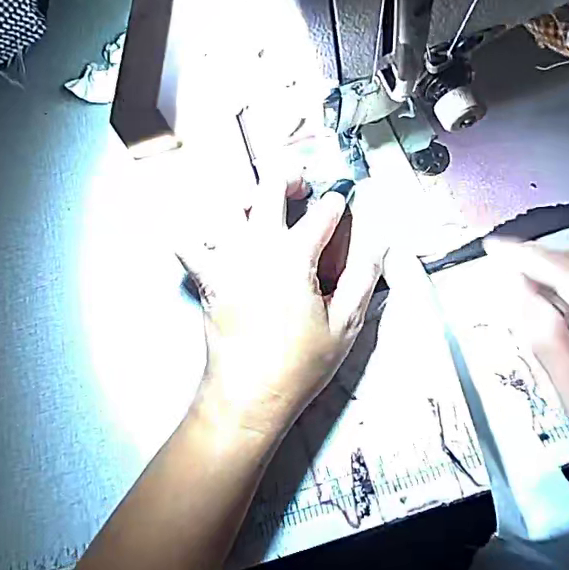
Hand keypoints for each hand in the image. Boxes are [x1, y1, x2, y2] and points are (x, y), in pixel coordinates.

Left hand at [182, 172, 384, 441]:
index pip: (321, 214)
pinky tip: (211, 238)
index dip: (335, 203)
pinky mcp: (206, 277)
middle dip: (286, 175)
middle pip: (267, 189)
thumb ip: (363, 279)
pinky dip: (196, 236)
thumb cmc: (296, 365)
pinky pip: (189, 244)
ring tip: (259, 207)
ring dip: (244, 199)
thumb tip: (379, 247)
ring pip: (227, 207)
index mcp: (295, 257)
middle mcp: (257, 248)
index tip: (339, 203)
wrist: (248, 394)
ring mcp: (227, 259)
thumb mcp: (345, 325)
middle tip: (298, 182)